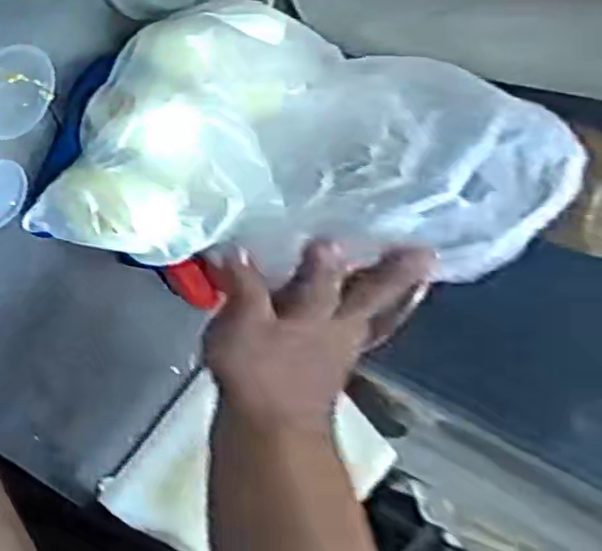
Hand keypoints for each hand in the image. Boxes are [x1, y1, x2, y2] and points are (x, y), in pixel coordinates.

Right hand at [205, 241, 435, 431]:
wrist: (272, 423)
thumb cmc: (255, 369)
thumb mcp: (240, 324)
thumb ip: (243, 286)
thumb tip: (236, 248)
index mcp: (313, 318)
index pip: (322, 282)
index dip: (323, 260)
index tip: (327, 234)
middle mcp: (337, 328)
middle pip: (369, 297)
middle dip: (392, 274)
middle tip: (420, 251)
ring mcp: (340, 344)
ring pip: (375, 314)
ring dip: (396, 294)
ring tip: (416, 276)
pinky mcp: (334, 357)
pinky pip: (365, 326)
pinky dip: (376, 313)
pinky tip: (371, 309)